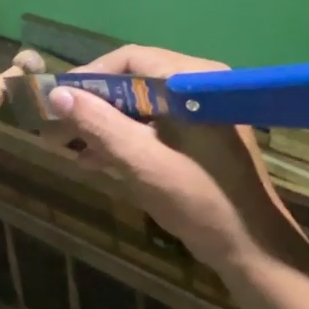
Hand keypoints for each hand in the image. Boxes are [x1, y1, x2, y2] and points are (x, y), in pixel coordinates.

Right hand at [48, 45, 308, 279]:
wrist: (253, 248)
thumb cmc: (200, 202)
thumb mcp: (142, 163)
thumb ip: (100, 125)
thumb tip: (57, 95)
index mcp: (193, 81)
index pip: (130, 60)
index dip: (88, 77)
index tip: (54, 99)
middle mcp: (199, 86)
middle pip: (133, 81)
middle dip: (92, 104)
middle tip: (54, 126)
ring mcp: (201, 111)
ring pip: (140, 104)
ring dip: (104, 123)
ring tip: (67, 146)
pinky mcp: (200, 136)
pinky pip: (152, 125)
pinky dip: (124, 138)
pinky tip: (96, 160)